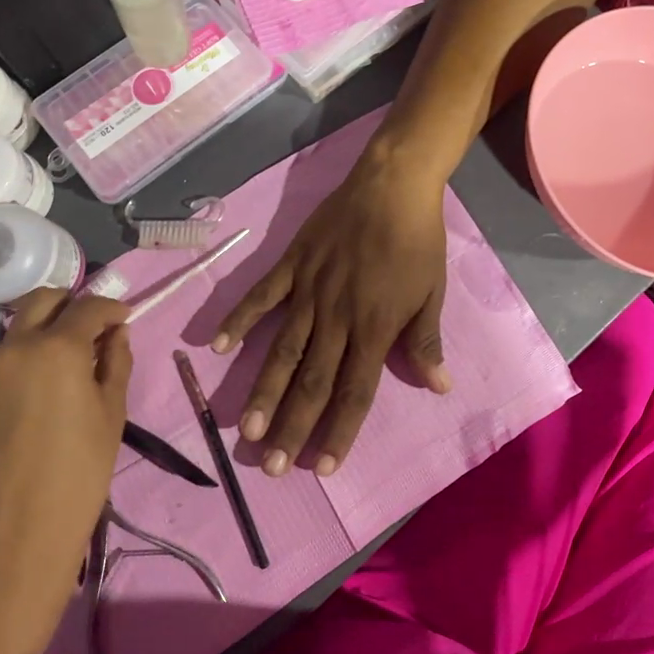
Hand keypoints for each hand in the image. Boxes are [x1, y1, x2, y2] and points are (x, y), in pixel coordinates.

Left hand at [0, 290, 131, 653]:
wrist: (10, 538)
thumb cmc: (78, 476)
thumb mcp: (112, 415)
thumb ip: (116, 362)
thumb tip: (115, 333)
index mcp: (57, 349)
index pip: (89, 306)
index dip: (111, 308)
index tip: (122, 319)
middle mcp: (13, 348)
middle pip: (41, 300)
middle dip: (69, 305)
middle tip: (88, 331)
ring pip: (15, 334)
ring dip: (40, 339)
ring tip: (57, 374)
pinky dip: (16, 368)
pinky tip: (28, 402)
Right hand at [213, 153, 452, 477]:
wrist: (393, 185)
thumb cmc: (417, 241)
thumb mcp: (432, 292)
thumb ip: (425, 340)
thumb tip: (437, 387)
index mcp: (375, 328)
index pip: (355, 390)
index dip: (340, 431)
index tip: (321, 468)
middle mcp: (337, 317)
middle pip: (312, 381)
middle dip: (291, 426)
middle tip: (269, 466)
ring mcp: (309, 290)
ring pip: (283, 350)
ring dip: (264, 390)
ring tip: (244, 428)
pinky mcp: (291, 263)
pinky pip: (260, 296)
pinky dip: (239, 319)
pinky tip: (215, 345)